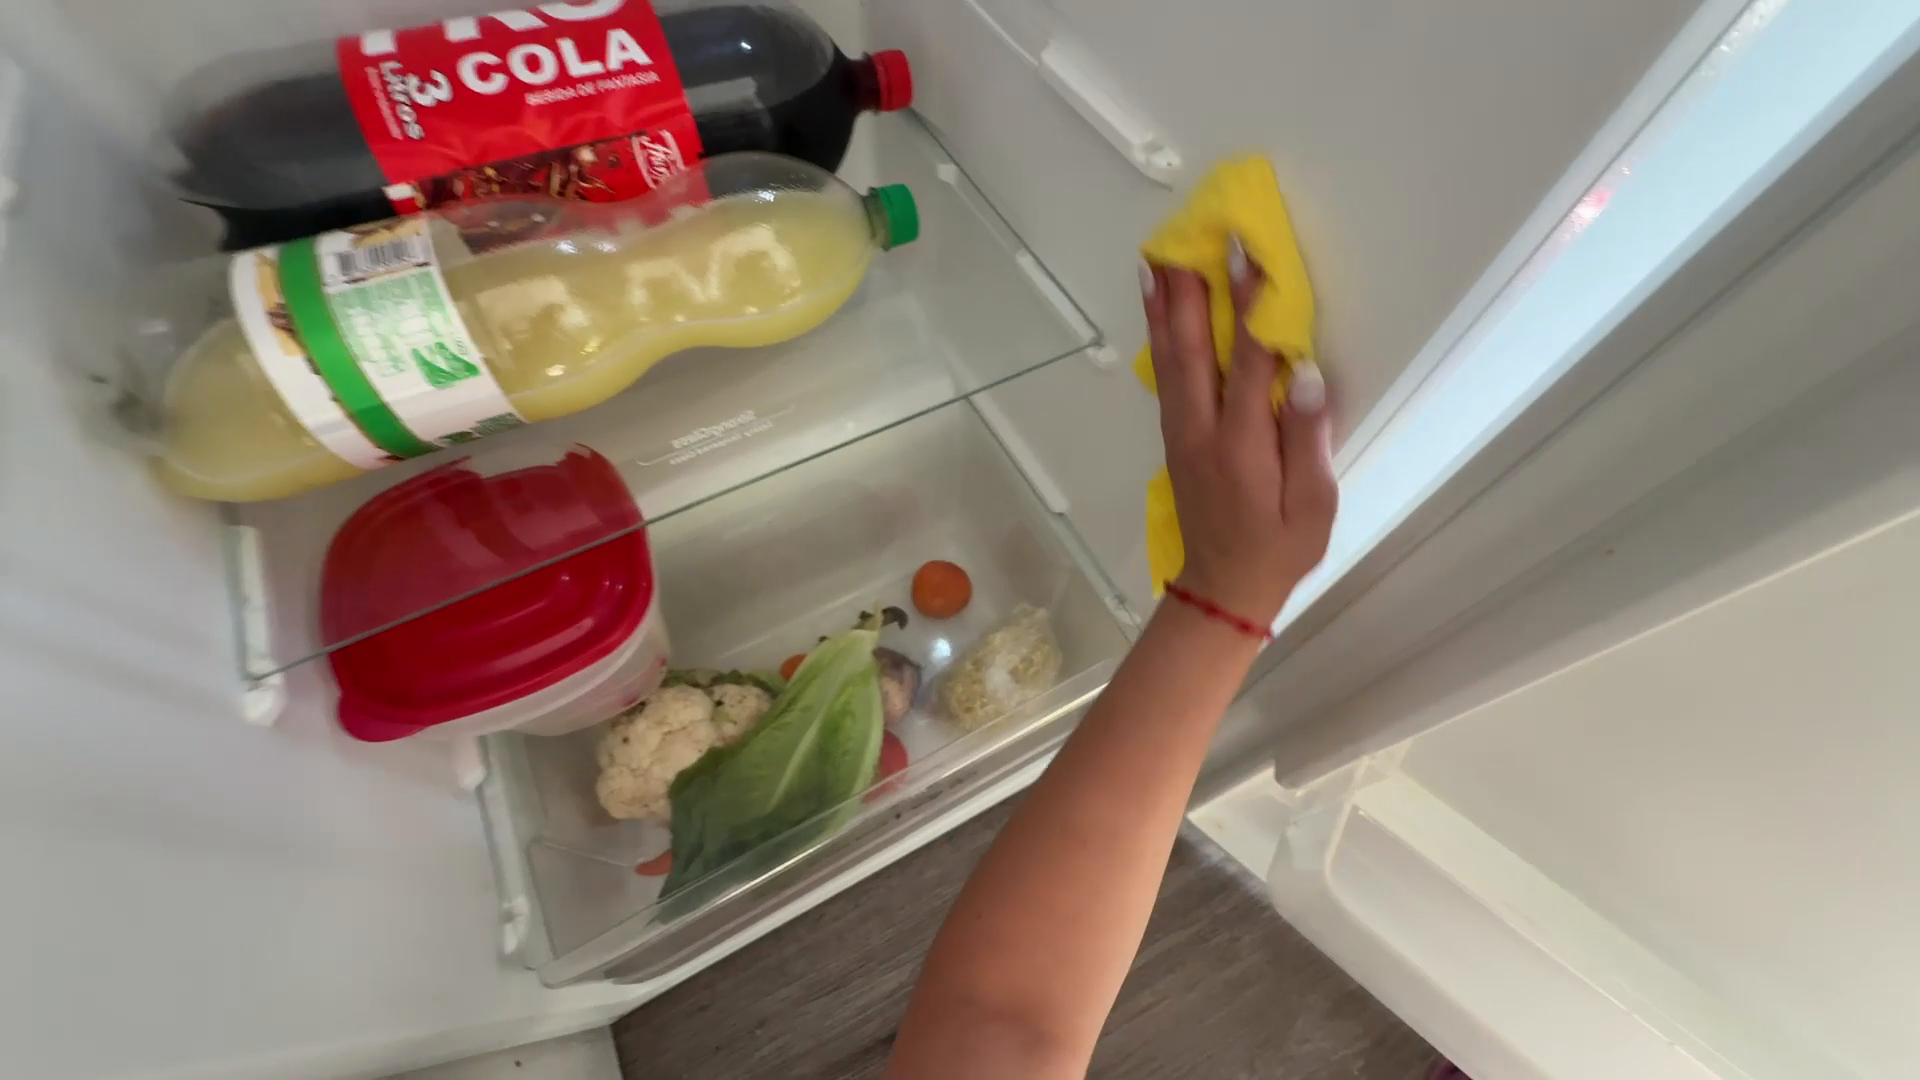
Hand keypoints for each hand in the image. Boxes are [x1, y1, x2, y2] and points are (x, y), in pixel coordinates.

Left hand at [1141, 240, 1337, 626]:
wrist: (1221, 586)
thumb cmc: (1279, 547)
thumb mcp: (1313, 504)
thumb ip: (1308, 438)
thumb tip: (1307, 372)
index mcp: (1241, 444)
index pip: (1247, 359)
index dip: (1248, 303)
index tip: (1244, 251)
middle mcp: (1201, 430)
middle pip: (1191, 350)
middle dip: (1188, 292)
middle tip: (1183, 239)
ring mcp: (1180, 434)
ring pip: (1168, 361)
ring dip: (1162, 310)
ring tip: (1156, 263)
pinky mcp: (1174, 439)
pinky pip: (1165, 379)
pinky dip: (1158, 342)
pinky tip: (1157, 317)